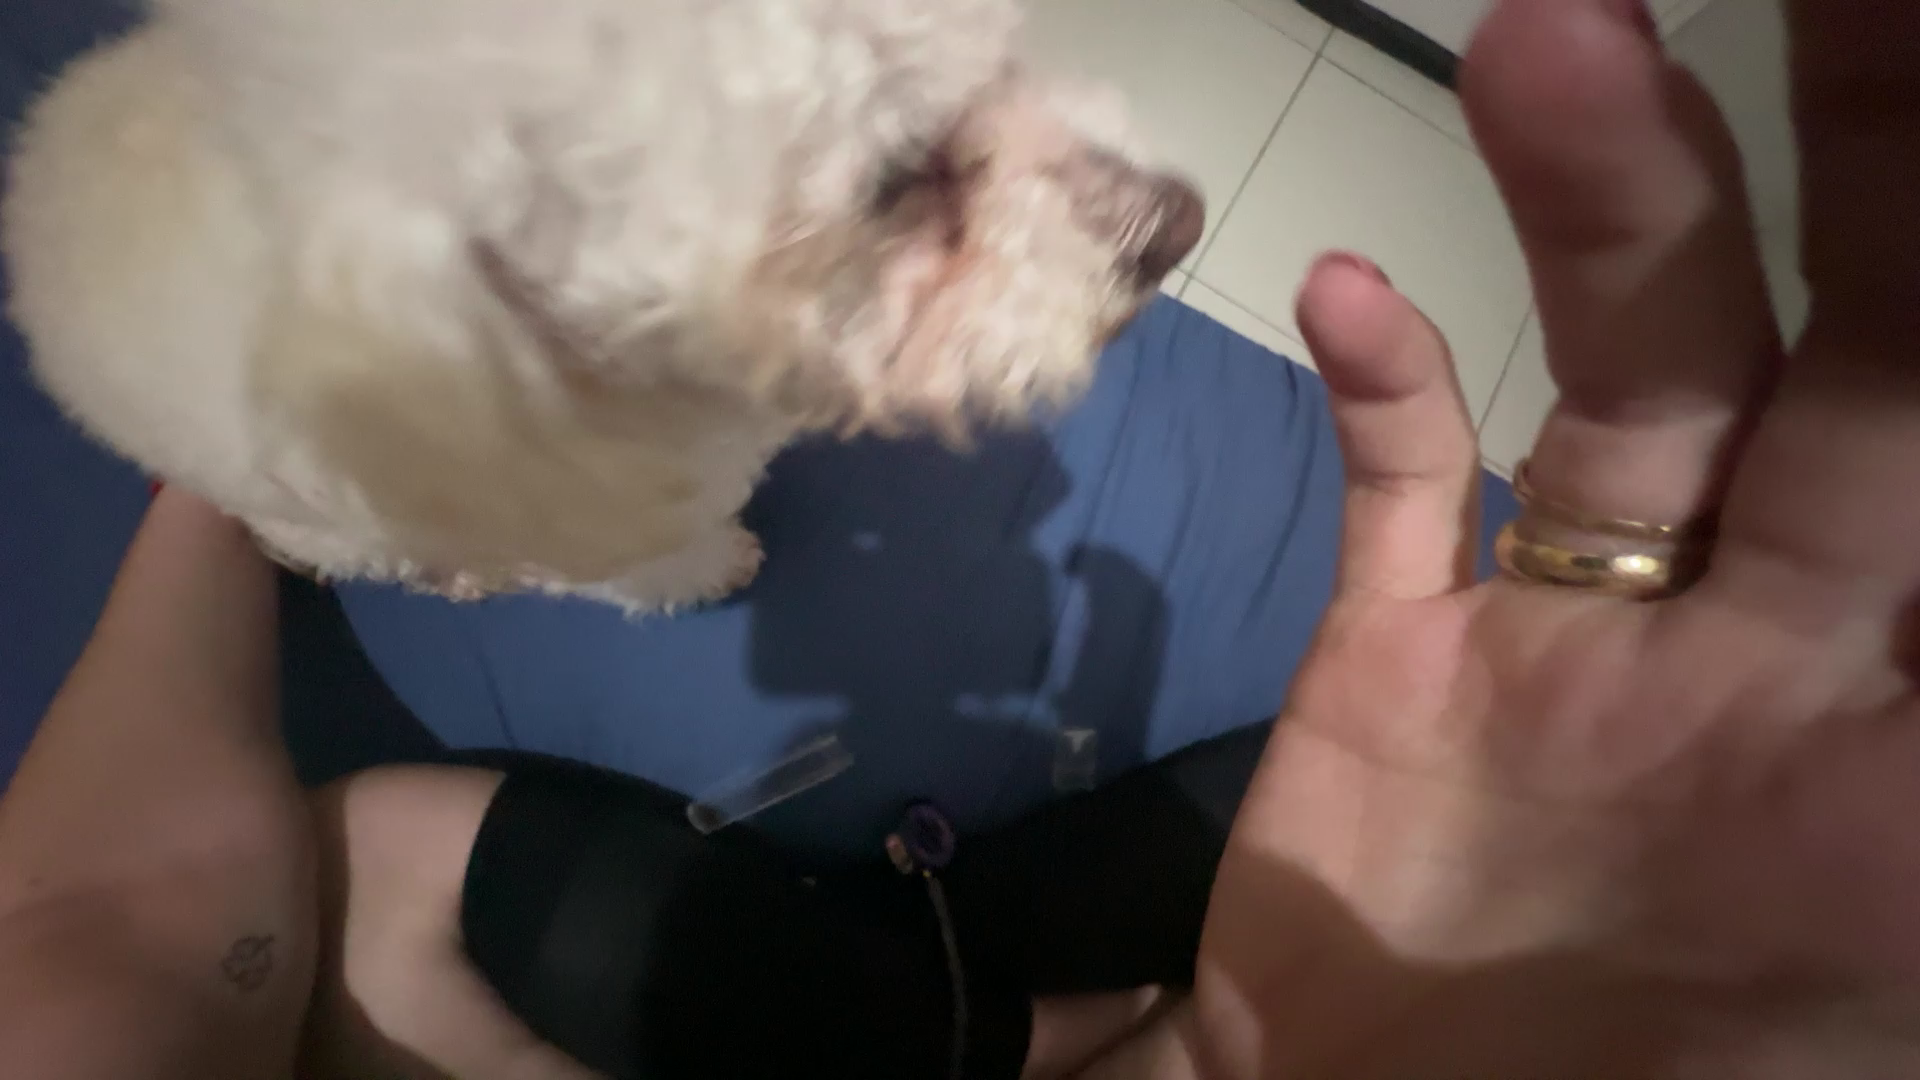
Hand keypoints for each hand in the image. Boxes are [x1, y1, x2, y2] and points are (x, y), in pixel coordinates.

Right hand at [1191, 0, 1919, 1075]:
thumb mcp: (1876, 1013)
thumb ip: (1918, 811)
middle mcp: (1776, 645)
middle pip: (1856, 360)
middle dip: (1868, 147)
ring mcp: (1565, 630)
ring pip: (1617, 385)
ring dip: (1590, 216)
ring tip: (1535, 49)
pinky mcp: (1398, 635)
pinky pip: (1400, 485)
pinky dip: (1374, 386)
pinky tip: (1334, 292)